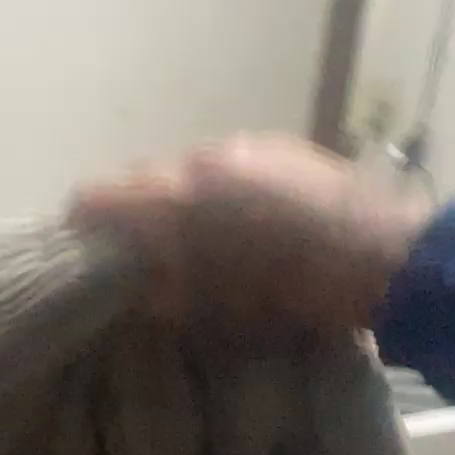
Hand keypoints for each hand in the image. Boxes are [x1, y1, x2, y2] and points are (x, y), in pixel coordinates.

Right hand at [69, 135, 431, 329]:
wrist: (376, 259)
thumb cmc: (280, 295)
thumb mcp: (202, 309)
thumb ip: (154, 289)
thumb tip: (126, 282)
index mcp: (171, 201)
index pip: (98, 196)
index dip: (80, 219)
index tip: (78, 242)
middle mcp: (198, 160)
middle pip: (138, 175)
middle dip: (128, 208)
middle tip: (133, 244)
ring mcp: (241, 147)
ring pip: (182, 166)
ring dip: (173, 195)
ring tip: (189, 230)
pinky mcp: (276, 145)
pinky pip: (223, 162)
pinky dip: (212, 187)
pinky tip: (234, 215)